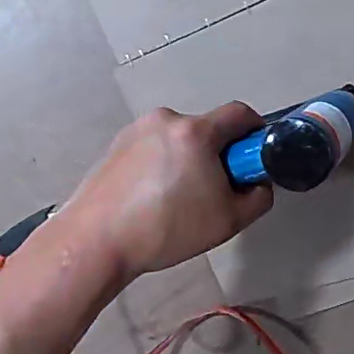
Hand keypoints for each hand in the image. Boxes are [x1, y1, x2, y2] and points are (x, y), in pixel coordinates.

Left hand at [58, 103, 272, 279]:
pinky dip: (161, 166)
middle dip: (217, 155)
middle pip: (207, 129)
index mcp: (195, 130)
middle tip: (214, 192)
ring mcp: (136, 130)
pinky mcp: (116, 146)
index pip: (240, 113)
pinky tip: (151, 200)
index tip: (253, 160)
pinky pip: (153, 148)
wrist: (95, 240)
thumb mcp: (229, 221)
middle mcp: (165, 120)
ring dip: (188, 160)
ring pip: (178, 140)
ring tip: (178, 202)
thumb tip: (257, 183)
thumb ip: (259, 196)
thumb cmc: (166, 228)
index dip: (255, 133)